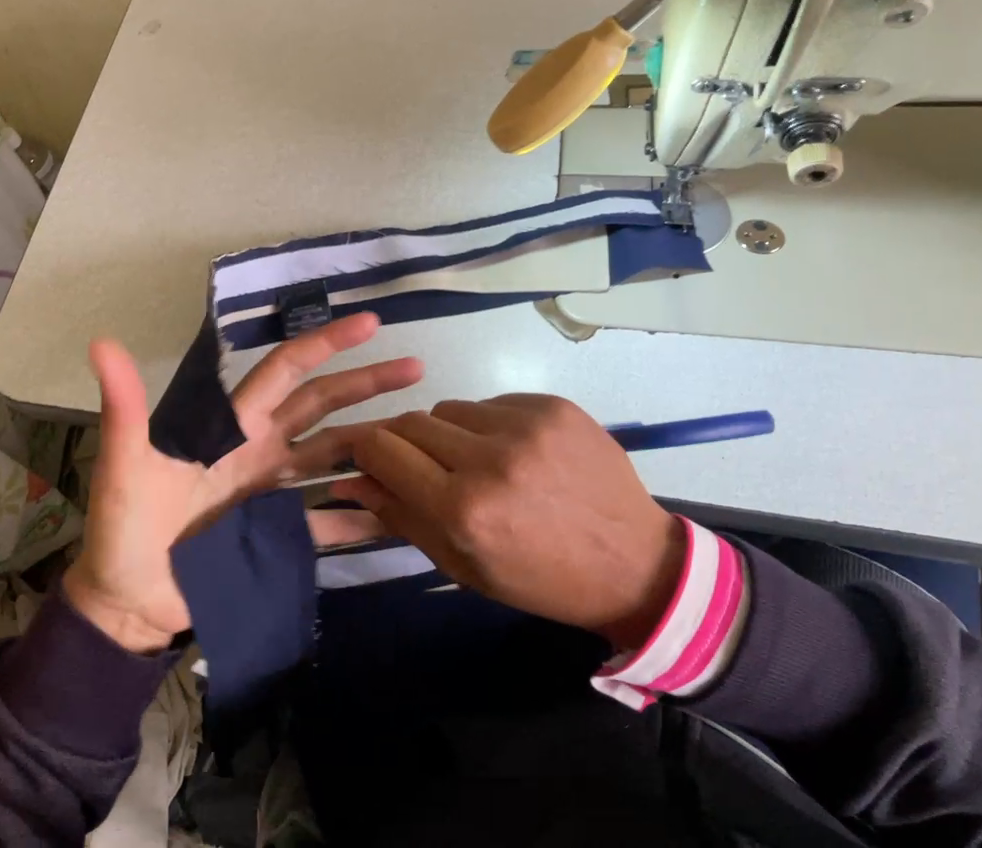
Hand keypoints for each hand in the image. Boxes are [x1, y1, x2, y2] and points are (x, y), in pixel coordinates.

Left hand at [64, 314, 423, 652]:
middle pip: (321, 406)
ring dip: (371, 444)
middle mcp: (257, 450)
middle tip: (417, 368)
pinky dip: (359, 515)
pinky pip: (326, 520)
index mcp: (229, 427)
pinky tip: (396, 513)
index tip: (369, 323)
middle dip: (365, 384)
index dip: (324, 345)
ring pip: (332, 455)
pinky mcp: (277, 534)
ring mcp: (270, 493)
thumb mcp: (124, 466)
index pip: (284, 373)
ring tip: (418, 436)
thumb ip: (125, 408)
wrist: (126, 601)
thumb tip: (101, 341)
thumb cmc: (124, 529)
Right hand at [336, 394, 684, 648]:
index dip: (366, 451)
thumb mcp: (460, 564)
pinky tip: (516, 454)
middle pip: (410, 422)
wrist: (633, 564)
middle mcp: (489, 460)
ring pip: (449, 408)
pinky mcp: (554, 407)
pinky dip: (489, 425)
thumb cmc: (538, 578)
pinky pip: (491, 403)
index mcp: (461, 509)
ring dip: (450, 434)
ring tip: (479, 464)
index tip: (370, 459)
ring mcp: (526, 427)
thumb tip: (348, 478)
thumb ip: (400, 515)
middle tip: (427, 469)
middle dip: (406, 444)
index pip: (381, 449)